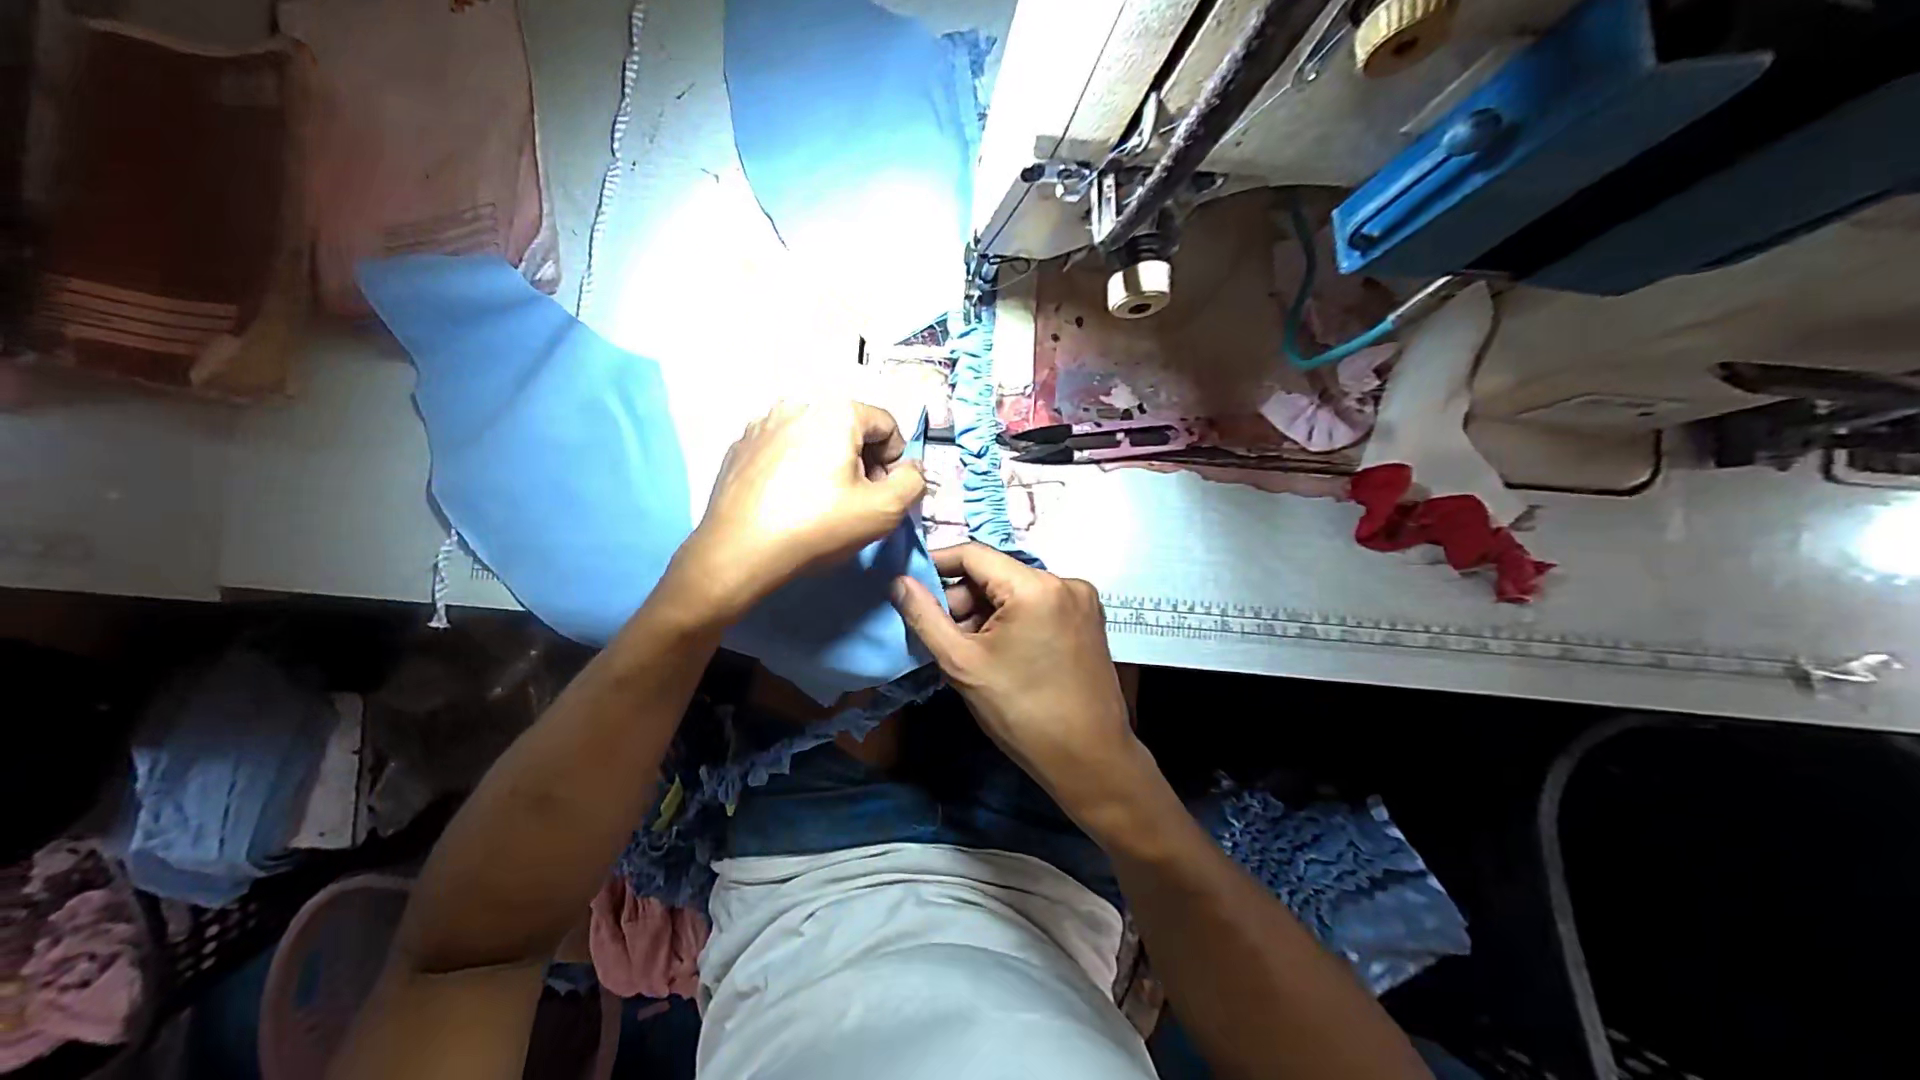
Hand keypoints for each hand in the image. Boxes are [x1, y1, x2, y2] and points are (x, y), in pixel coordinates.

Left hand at [672, 401, 925, 620]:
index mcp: (836, 410)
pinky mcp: (739, 447)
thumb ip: (913, 482)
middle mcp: (797, 404)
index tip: (885, 494)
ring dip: (829, 464)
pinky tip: (790, 503)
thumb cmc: (817, 527)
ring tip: (822, 504)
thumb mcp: (883, 510)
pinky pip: (783, 450)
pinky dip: (796, 469)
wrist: (738, 552)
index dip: (895, 461)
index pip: (886, 425)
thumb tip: (910, 469)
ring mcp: (762, 424)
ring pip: (814, 438)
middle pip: (849, 429)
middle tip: (858, 502)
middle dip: (862, 462)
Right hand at [890, 543, 1155, 842]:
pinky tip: (1000, 654)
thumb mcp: (962, 664)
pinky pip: (1038, 605)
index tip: (909, 584)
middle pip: (996, 574)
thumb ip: (925, 617)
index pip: (974, 554)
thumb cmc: (1021, 713)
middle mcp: (1065, 581)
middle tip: (942, 637)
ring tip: (971, 654)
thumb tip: (898, 582)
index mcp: (1035, 586)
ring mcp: (1082, 600)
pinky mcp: (1088, 618)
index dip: (936, 564)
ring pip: (1015, 591)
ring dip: (986, 614)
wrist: (1089, 758)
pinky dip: (1012, 620)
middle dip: (963, 600)